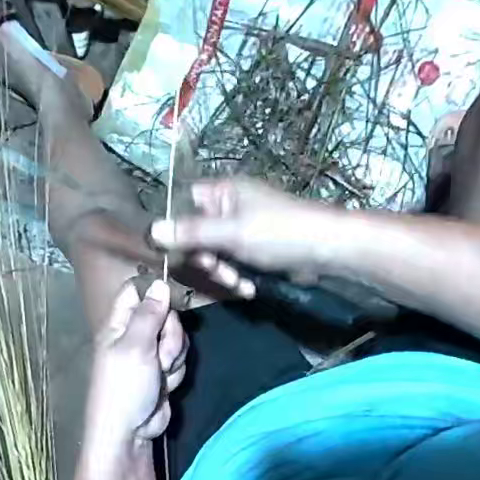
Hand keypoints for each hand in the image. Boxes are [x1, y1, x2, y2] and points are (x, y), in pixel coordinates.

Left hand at [85, 278, 187, 446]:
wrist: (129, 433)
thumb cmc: (124, 387)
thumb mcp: (135, 346)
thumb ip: (149, 313)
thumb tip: (160, 283)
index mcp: (118, 324)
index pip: (136, 291)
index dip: (155, 291)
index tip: (172, 299)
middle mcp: (133, 335)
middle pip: (165, 314)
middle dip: (170, 334)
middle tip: (159, 354)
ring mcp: (149, 354)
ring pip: (176, 338)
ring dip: (173, 356)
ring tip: (160, 374)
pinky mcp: (163, 371)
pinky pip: (179, 359)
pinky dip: (176, 372)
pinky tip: (165, 386)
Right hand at [148, 178, 351, 294]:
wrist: (328, 249)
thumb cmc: (280, 232)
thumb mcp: (232, 233)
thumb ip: (191, 233)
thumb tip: (151, 231)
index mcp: (221, 192)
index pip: (181, 204)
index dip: (177, 230)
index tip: (179, 253)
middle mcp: (227, 206)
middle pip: (195, 234)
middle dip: (205, 259)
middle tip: (219, 271)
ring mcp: (240, 228)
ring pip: (213, 253)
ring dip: (222, 272)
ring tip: (238, 283)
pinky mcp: (253, 249)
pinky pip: (231, 263)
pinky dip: (236, 276)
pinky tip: (247, 288)